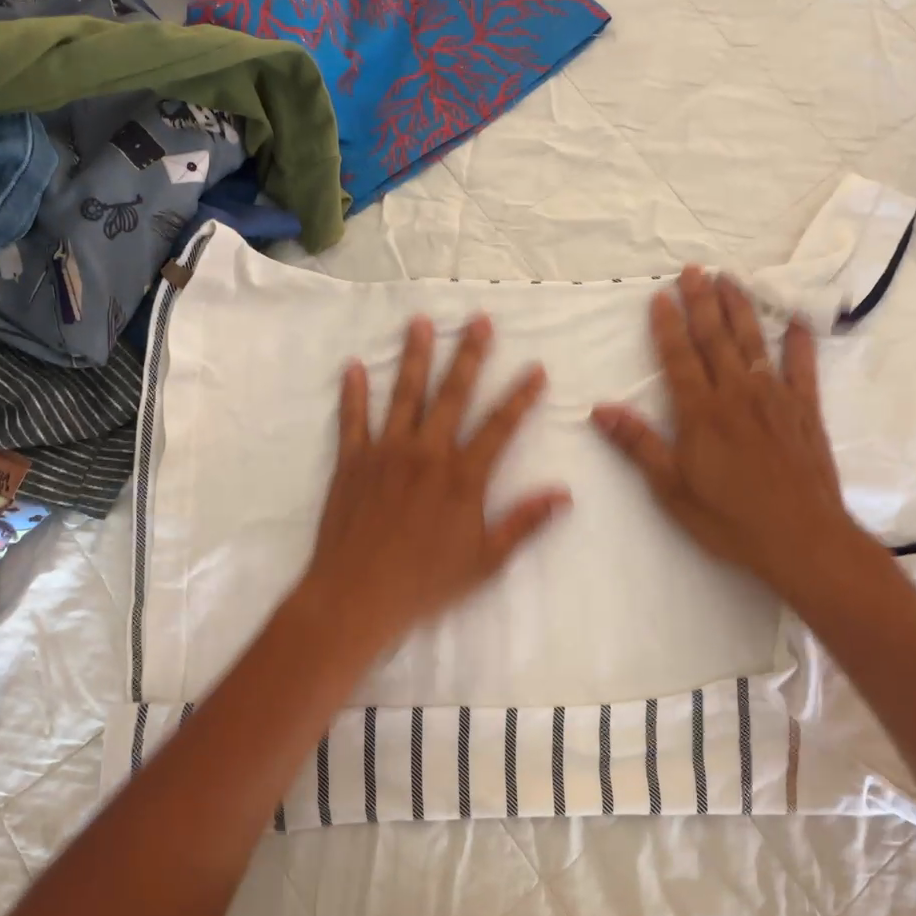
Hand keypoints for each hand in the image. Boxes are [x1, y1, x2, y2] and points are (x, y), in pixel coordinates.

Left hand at [298, 314, 570, 648]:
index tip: (536, 368)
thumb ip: (524, 523)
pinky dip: (353, 392)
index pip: (500, 425)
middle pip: (452, 394)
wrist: (358, 595)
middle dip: (470, 355)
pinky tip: (355, 366)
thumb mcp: (486, 561)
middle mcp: (427, 453)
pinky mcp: (352, 462)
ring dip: (414, 356)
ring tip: (421, 321)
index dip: (521, 395)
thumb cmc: (426, 583)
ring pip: (404, 395)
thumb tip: (563, 494)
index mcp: (463, 476)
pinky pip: (352, 419)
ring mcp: (386, 453)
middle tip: (479, 320)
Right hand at [591, 266, 876, 605]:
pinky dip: (799, 342)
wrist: (802, 538)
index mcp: (701, 413)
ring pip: (755, 342)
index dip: (667, 326)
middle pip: (716, 338)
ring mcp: (776, 399)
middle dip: (703, 302)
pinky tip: (795, 321)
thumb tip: (599, 409)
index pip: (679, 358)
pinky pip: (803, 368)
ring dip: (741, 308)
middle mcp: (737, 394)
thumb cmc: (729, 519)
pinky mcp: (807, 412)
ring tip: (731, 278)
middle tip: (694, 269)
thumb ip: (638, 444)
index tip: (660, 295)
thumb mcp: (671, 489)